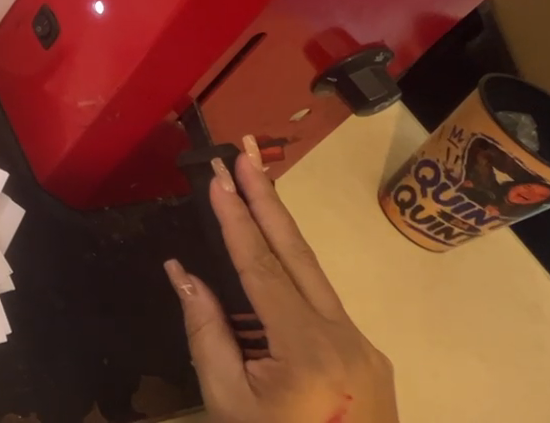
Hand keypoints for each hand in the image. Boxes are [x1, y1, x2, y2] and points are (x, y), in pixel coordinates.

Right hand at [165, 147, 397, 422]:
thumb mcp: (229, 402)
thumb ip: (207, 332)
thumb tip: (183, 273)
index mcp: (307, 349)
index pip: (261, 267)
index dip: (236, 219)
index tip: (219, 176)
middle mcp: (344, 338)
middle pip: (297, 254)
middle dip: (269, 198)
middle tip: (247, 150)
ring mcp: (362, 348)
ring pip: (313, 273)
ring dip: (280, 225)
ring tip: (256, 181)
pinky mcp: (366, 359)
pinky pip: (320, 301)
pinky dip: (291, 266)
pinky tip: (270, 249)